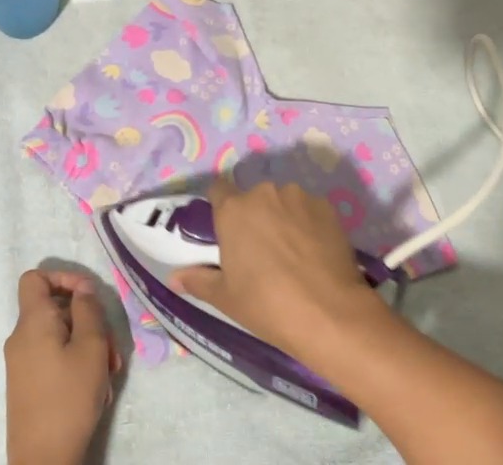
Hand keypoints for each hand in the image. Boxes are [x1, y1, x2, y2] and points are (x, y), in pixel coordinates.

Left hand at [5, 269, 118, 464]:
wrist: (43, 460)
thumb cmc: (69, 397)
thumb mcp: (91, 347)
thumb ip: (89, 309)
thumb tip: (83, 289)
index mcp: (32, 322)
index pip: (36, 278)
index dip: (64, 277)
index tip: (90, 296)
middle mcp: (21, 337)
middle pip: (56, 309)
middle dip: (88, 321)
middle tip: (112, 347)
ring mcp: (22, 362)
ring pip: (60, 335)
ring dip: (88, 346)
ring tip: (109, 372)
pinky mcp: (27, 383)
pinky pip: (54, 357)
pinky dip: (76, 363)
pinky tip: (96, 387)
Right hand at [170, 177, 388, 360]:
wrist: (328, 312)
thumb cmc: (267, 305)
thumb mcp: (225, 298)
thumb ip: (198, 280)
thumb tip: (174, 277)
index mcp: (234, 210)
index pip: (218, 190)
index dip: (220, 207)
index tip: (225, 231)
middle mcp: (265, 194)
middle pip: (253, 198)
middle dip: (253, 217)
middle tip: (258, 251)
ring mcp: (299, 197)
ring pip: (283, 202)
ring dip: (281, 218)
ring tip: (290, 253)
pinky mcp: (327, 207)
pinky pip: (308, 210)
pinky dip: (307, 224)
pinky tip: (312, 252)